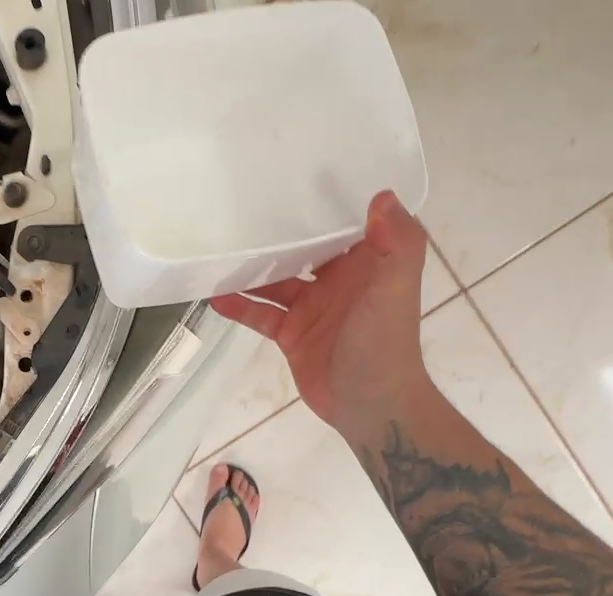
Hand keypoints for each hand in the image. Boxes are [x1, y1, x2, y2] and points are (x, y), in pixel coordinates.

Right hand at [210, 192, 433, 435]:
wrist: (369, 401)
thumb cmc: (384, 340)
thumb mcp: (396, 284)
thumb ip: (396, 240)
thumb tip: (380, 195)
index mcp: (367, 264)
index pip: (346, 224)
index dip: (327, 203)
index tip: (298, 177)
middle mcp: (338, 281)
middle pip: (304, 250)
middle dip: (279, 234)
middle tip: (243, 210)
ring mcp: (311, 308)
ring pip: (276, 281)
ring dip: (251, 270)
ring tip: (220, 252)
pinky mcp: (291, 335)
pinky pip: (261, 315)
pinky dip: (240, 307)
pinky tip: (216, 296)